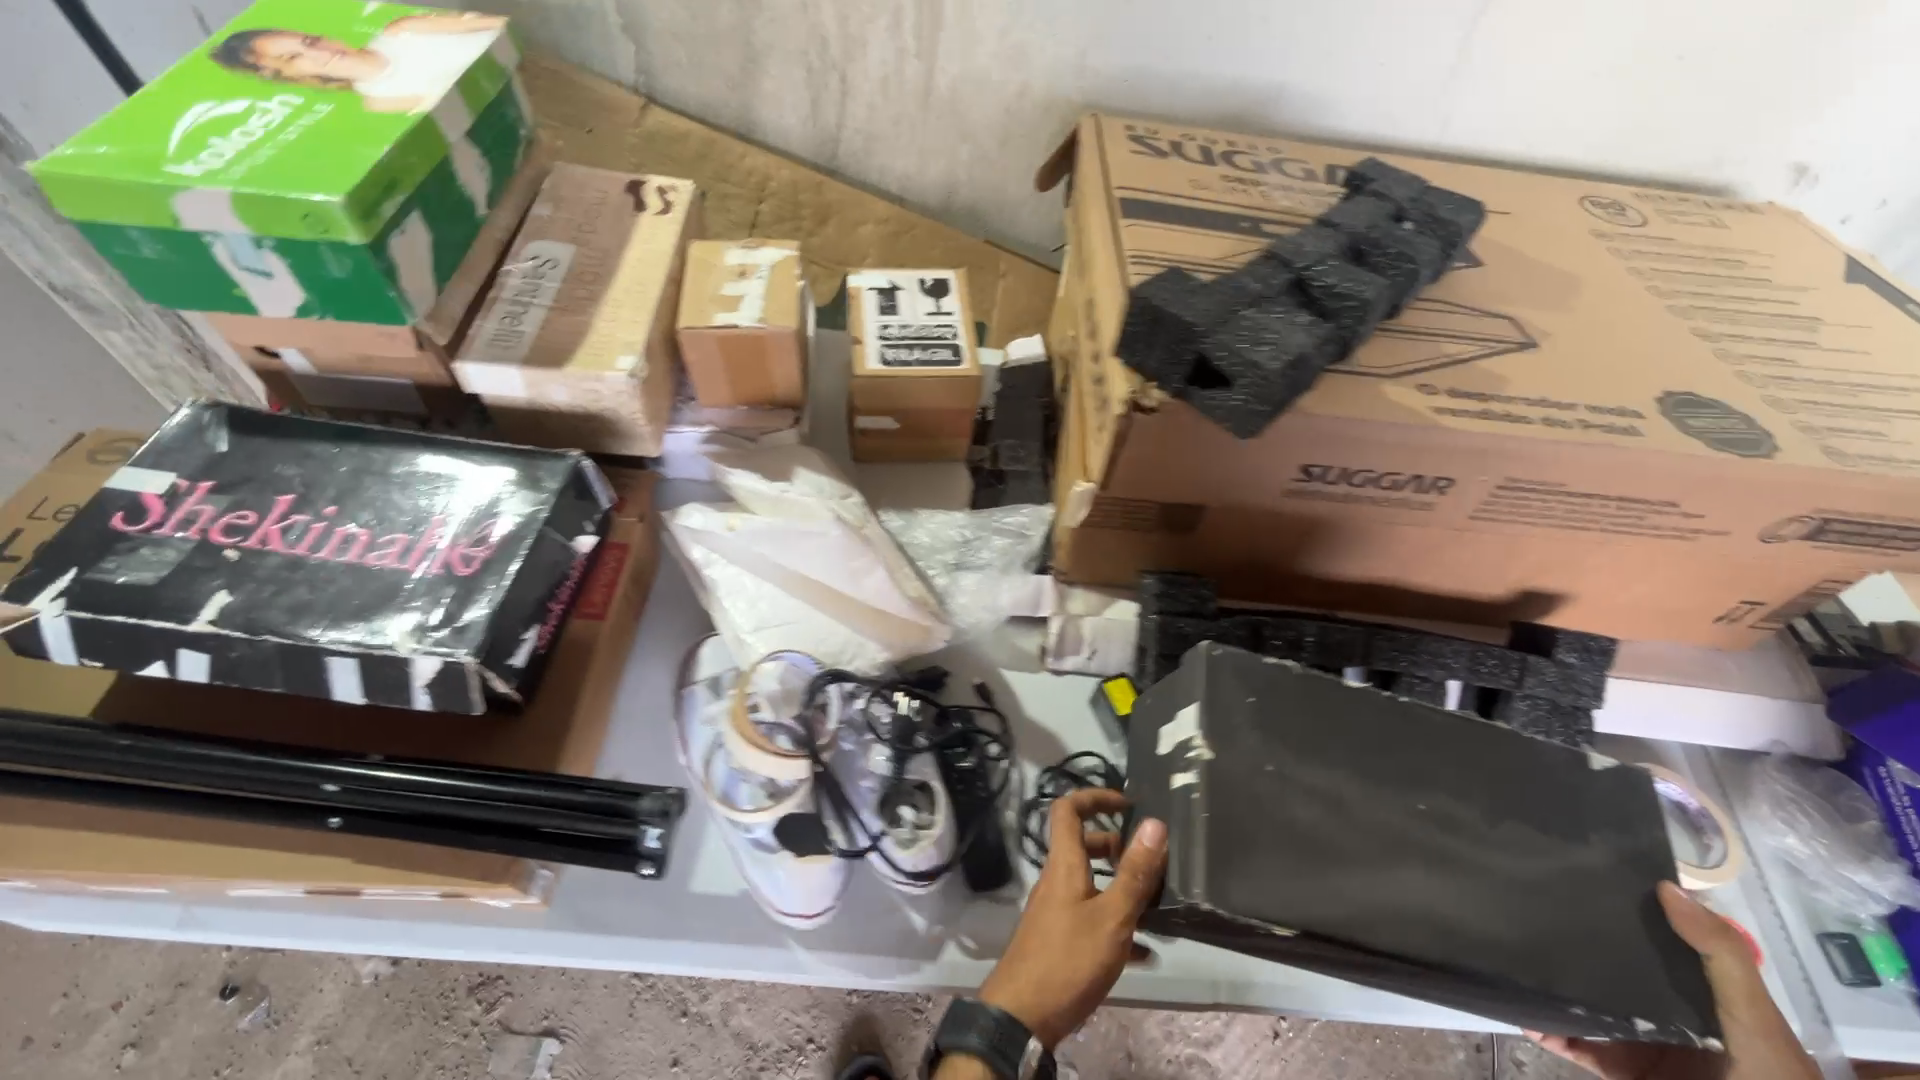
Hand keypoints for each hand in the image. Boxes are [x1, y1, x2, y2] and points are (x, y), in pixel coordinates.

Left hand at [977, 789, 1167, 1047]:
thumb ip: (1134, 873)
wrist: (1022, 1016)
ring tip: (1157, 905)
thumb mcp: (1112, 917)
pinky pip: (1090, 919)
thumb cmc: (1069, 959)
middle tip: (1149, 862)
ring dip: (1120, 888)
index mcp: (1064, 865)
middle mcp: (1056, 881)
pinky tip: (1146, 952)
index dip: (1095, 797)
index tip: (1127, 804)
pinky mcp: (1058, 939)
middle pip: (1082, 846)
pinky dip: (1116, 925)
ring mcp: (1055, 911)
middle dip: (1116, 847)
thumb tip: (1153, 823)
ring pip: (1090, 884)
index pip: (1068, 810)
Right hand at [1526, 882, 1818, 1079]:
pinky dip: (1547, 1032)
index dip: (1621, 911)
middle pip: (1610, 971)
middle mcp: (1662, 1011)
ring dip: (1552, 990)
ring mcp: (1639, 1042)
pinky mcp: (1621, 1070)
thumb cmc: (1763, 1068)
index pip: (1653, 941)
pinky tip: (1524, 1016)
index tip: (1580, 879)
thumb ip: (1718, 952)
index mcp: (1694, 990)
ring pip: (1585, 1006)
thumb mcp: (1751, 1009)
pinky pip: (1575, 1046)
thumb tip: (1664, 886)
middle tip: (1530, 915)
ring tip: (1516, 963)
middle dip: (1573, 948)